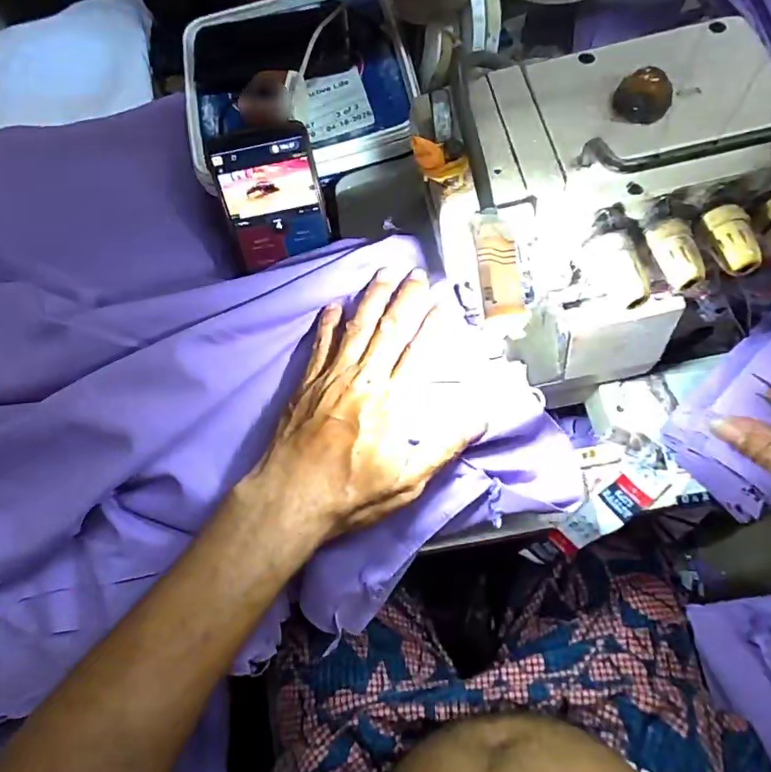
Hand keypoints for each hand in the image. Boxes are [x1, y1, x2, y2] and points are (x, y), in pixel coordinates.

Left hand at [239, 269, 484, 542]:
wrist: (291, 497)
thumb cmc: (351, 494)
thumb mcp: (408, 481)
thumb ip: (443, 447)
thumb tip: (479, 419)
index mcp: (390, 402)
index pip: (417, 352)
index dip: (432, 324)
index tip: (442, 302)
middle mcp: (362, 380)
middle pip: (388, 330)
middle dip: (404, 298)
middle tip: (416, 273)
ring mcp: (330, 379)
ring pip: (355, 328)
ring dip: (371, 299)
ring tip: (383, 274)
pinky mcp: (306, 385)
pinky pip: (320, 344)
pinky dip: (327, 323)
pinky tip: (333, 306)